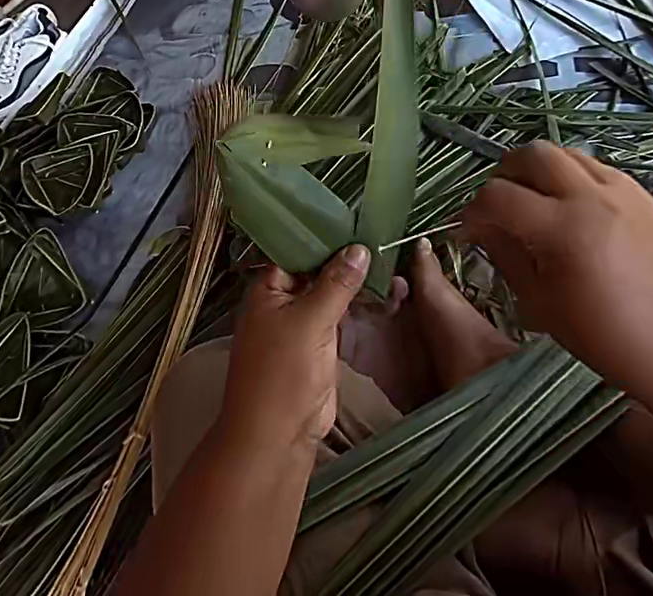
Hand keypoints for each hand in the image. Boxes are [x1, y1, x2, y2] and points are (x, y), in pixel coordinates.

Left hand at [220, 244, 370, 447]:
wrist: (278, 435)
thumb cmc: (283, 372)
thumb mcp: (310, 321)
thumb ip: (336, 284)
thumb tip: (359, 248)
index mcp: (268, 287)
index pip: (296, 249)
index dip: (323, 236)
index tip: (354, 218)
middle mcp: (281, 300)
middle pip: (315, 271)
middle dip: (342, 258)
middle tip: (376, 234)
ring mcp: (300, 322)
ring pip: (328, 293)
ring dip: (351, 282)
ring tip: (384, 253)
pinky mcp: (318, 343)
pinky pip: (337, 315)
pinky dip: (354, 305)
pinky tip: (378, 289)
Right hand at [458, 143, 652, 389]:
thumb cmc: (599, 334)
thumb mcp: (536, 299)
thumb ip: (503, 251)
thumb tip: (479, 226)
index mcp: (564, 229)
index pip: (498, 196)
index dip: (474, 211)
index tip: (468, 229)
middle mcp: (593, 198)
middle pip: (533, 154)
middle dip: (506, 172)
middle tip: (500, 201)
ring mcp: (625, 193)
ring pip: (567, 154)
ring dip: (541, 171)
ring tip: (536, 200)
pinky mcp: (645, 197)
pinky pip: (598, 169)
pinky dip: (574, 179)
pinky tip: (572, 209)